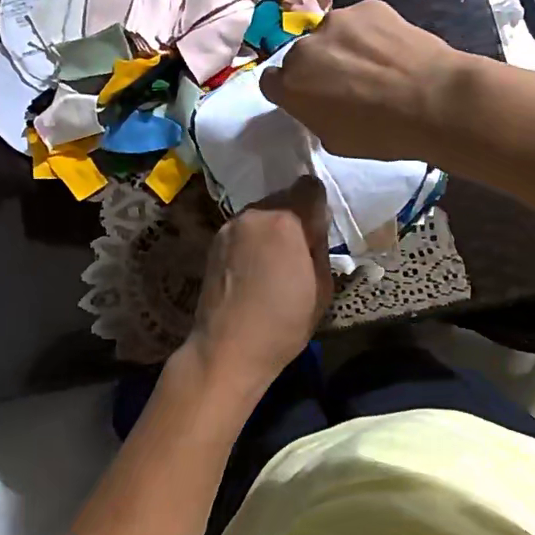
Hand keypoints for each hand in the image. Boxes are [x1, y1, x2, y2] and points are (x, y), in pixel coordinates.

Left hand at [179, 177, 333, 407]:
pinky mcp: (213, 241)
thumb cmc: (283, 323)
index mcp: (285, 221)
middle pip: (283, 198)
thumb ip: (319, 246)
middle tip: (300, 249)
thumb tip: (314, 227)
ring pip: (261, 213)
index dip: (318, 205)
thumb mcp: (321, 287)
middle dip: (295, 216)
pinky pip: (243, 229)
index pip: (309, 187)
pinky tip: (254, 268)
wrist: (227, 347)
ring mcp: (229, 226)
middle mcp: (254, 214)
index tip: (320, 230)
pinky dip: (253, 239)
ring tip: (276, 261)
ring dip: (272, 227)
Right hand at [259, 0, 465, 160]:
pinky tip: (392, 50)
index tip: (307, 96)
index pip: (270, 80)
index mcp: (289, 86)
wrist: (436, 101)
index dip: (288, 88)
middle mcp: (303, 49)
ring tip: (374, 64)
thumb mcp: (332, 140)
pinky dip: (369, 32)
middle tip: (346, 82)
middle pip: (300, 56)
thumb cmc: (381, 133)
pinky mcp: (368, 6)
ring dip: (342, 47)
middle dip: (316, 67)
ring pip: (330, 35)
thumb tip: (320, 102)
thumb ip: (314, 114)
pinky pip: (359, 21)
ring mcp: (336, 22)